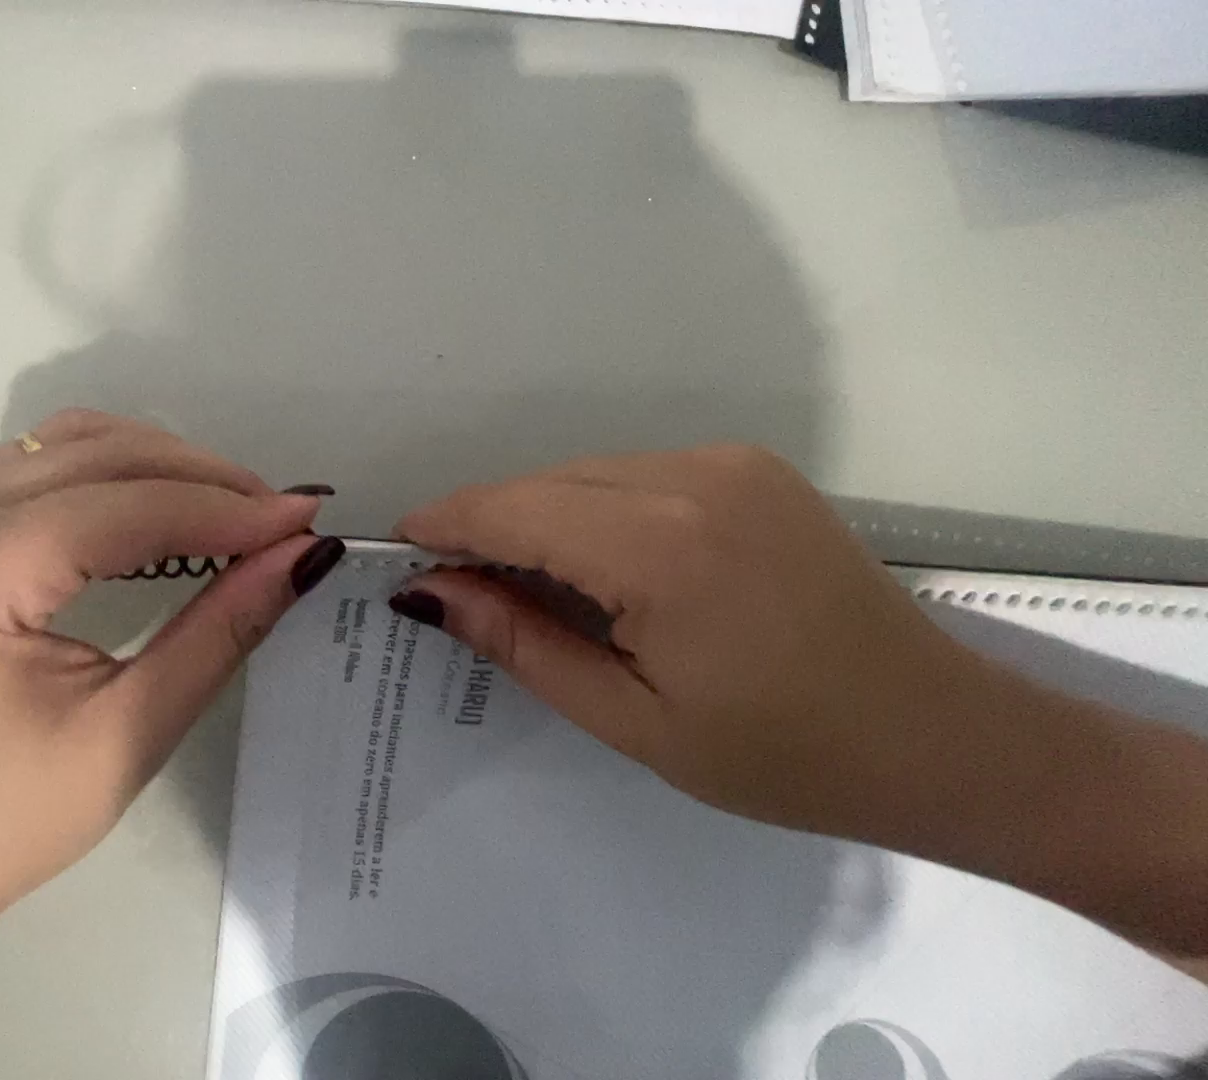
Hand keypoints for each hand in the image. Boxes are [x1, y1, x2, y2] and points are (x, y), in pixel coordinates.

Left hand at [0, 409, 343, 972]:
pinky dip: (111, 471)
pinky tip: (158, 504)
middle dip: (201, 479)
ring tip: (231, 508)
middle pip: (97, 457)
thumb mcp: (131, 732)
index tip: (304, 518)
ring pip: (67, 444)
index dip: (224, 508)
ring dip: (159, 464)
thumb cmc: (12, 816)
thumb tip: (302, 557)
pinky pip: (38, 465)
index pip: (124, 508)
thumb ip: (219, 631)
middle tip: (278, 518)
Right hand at [388, 444, 1018, 840]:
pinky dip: (584, 508)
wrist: (945, 739)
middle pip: (541, 483)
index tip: (398, 548)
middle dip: (482, 523)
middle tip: (448, 581)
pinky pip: (628, 473)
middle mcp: (692, 479)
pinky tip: (586, 560)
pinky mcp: (749, 468)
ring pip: (581, 473)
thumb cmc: (780, 755)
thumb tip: (429, 591)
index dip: (446, 524)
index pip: (513, 511)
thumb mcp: (628, 718)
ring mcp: (728, 464)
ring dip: (532, 515)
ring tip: (512, 579)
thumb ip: (520, 642)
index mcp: (660, 549)